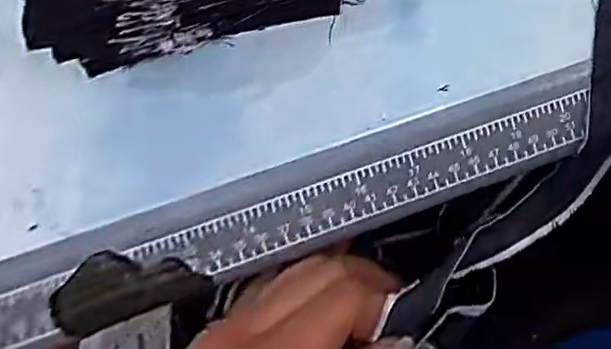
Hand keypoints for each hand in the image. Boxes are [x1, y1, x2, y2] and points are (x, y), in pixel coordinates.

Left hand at [191, 254, 405, 348]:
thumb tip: (397, 341)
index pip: (348, 291)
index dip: (387, 306)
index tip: (402, 333)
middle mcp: (236, 336)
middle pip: (327, 270)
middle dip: (370, 289)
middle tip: (388, 326)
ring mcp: (216, 337)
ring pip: (298, 272)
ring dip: (338, 286)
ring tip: (357, 324)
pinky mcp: (208, 345)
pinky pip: (267, 293)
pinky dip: (302, 295)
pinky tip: (316, 324)